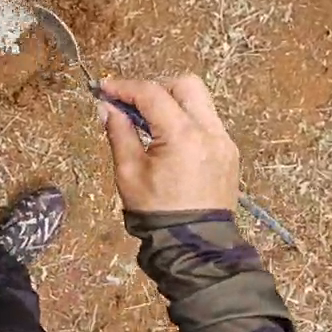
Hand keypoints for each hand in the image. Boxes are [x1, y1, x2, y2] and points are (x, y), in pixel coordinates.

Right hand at [99, 74, 239, 211]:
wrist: (194, 246)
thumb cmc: (155, 210)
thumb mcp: (128, 171)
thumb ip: (119, 132)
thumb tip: (107, 107)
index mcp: (183, 136)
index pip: (152, 93)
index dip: (124, 87)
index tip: (103, 89)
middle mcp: (210, 131)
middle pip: (186, 85)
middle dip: (155, 88)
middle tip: (132, 104)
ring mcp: (224, 141)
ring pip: (199, 101)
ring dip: (171, 102)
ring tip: (147, 121)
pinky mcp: (228, 152)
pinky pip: (206, 122)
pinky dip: (185, 119)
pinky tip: (167, 139)